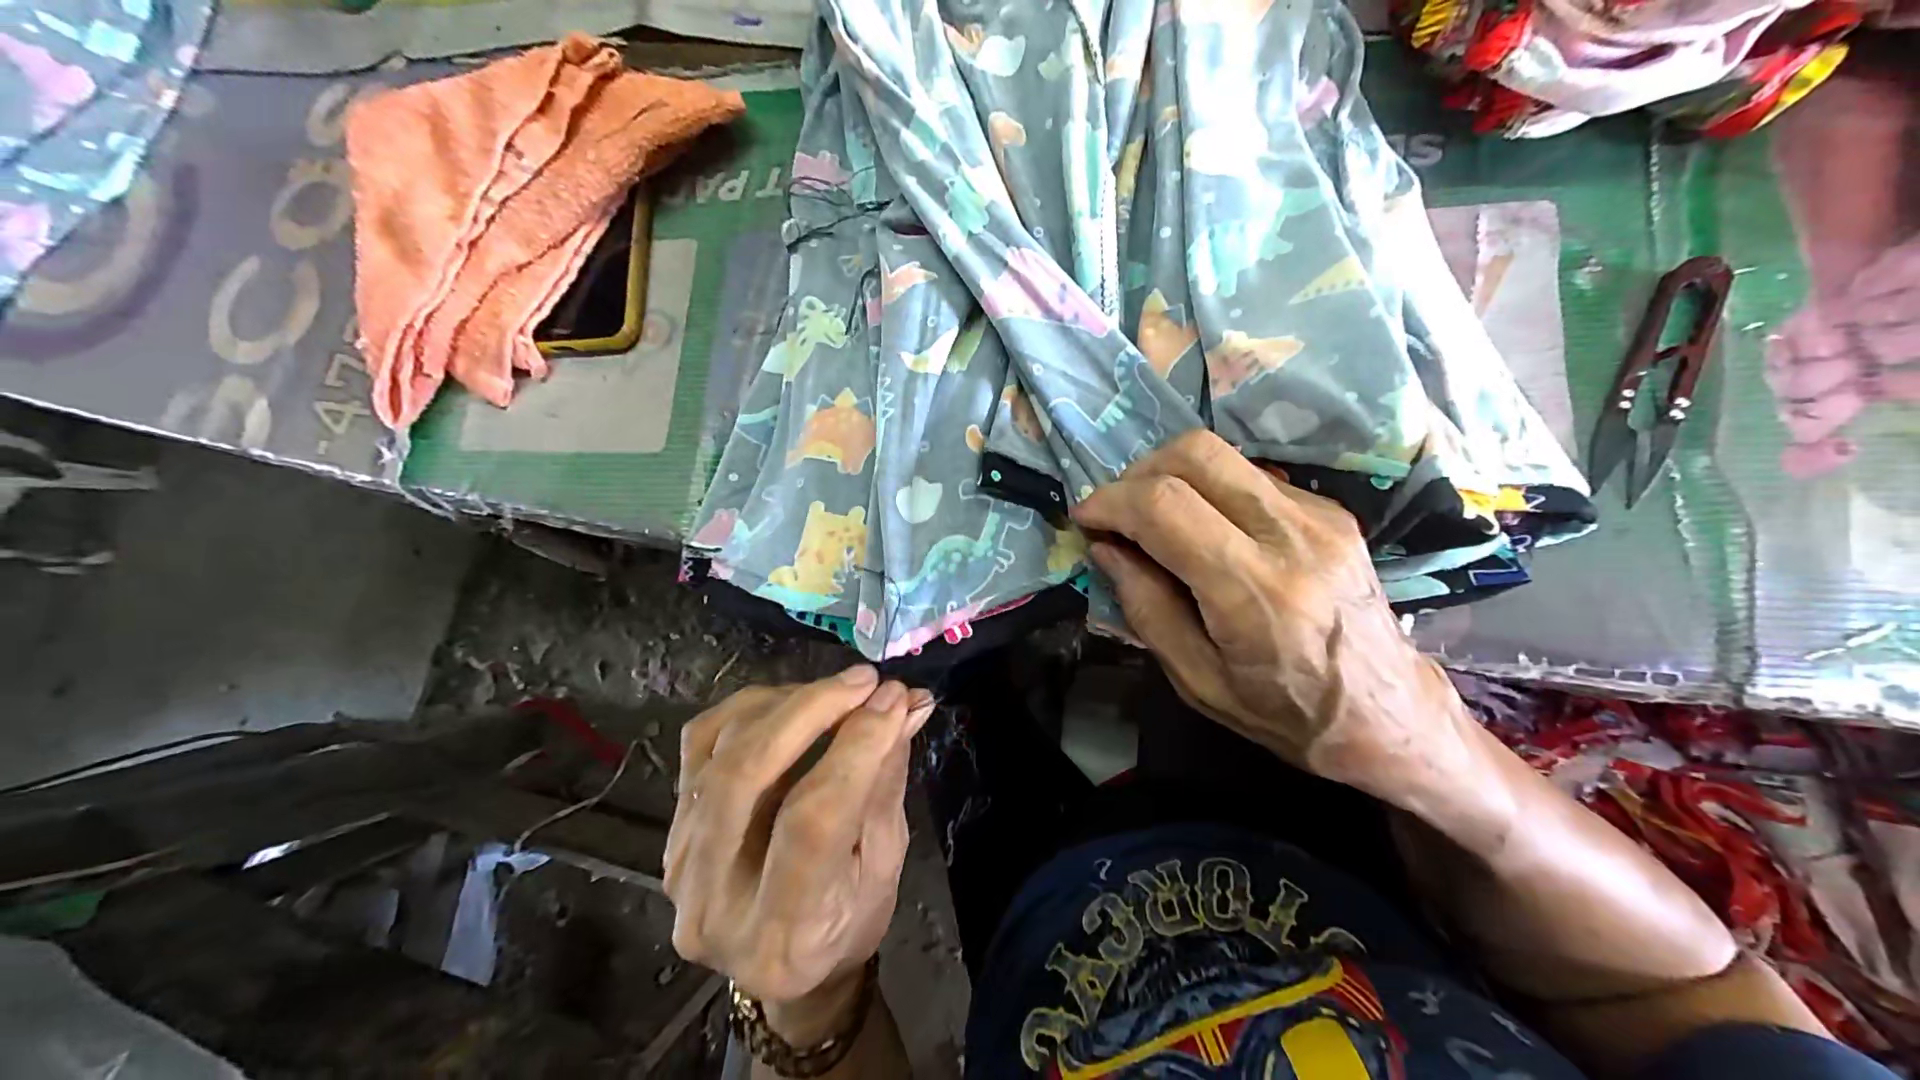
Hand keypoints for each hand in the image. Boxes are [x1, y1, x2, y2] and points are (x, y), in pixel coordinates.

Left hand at [664, 667, 933, 1042]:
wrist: (783, 956)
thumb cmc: (849, 918)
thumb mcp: (885, 861)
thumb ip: (885, 779)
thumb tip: (906, 704)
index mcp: (784, 934)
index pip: (812, 822)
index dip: (856, 749)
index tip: (896, 701)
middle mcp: (713, 902)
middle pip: (747, 774)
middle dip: (812, 709)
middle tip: (865, 680)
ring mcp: (680, 862)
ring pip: (722, 749)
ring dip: (787, 702)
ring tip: (840, 691)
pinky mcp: (671, 826)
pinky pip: (701, 740)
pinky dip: (751, 707)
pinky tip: (793, 702)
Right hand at [1072, 430, 1488, 813]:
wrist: (1387, 716)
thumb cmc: (1284, 713)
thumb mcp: (1196, 680)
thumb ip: (1145, 607)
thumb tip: (1106, 548)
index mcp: (1256, 592)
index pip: (1165, 507)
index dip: (1111, 502)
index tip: (1086, 520)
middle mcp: (1292, 538)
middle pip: (1196, 454)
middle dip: (1138, 473)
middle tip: (1118, 512)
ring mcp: (1319, 517)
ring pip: (1223, 454)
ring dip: (1170, 475)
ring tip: (1153, 518)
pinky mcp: (1331, 511)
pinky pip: (1249, 476)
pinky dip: (1208, 490)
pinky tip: (1204, 530)